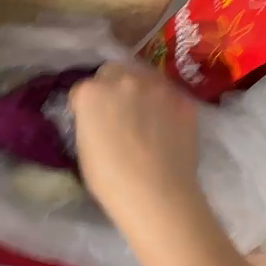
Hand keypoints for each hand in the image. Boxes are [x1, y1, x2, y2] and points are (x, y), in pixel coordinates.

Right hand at [70, 64, 203, 226]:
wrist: (157, 194)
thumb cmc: (109, 178)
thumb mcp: (83, 146)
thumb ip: (89, 121)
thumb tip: (97, 118)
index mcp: (91, 92)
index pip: (82, 89)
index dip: (83, 105)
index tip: (87, 120)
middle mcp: (124, 80)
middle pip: (113, 72)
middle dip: (110, 87)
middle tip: (115, 112)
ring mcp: (158, 87)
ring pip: (144, 77)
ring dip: (139, 90)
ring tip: (143, 115)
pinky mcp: (184, 100)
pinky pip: (169, 94)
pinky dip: (164, 104)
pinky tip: (165, 125)